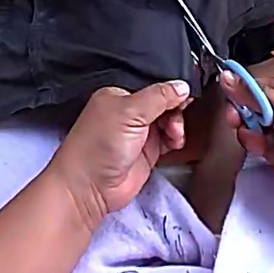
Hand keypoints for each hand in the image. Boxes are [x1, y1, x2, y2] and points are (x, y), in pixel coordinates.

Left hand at [44, 80, 190, 224]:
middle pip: (163, 101)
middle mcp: (129, 111)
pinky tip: (175, 141)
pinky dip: (176, 138)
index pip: (151, 83)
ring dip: (177, 123)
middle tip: (177, 114)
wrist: (89, 189)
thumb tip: (182, 86)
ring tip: (174, 132)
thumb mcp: (129, 112)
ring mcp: (139, 131)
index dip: (169, 87)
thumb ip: (158, 96)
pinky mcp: (148, 150)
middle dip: (175, 107)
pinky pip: (169, 138)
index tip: (183, 92)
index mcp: (119, 95)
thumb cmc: (99, 146)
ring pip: (169, 119)